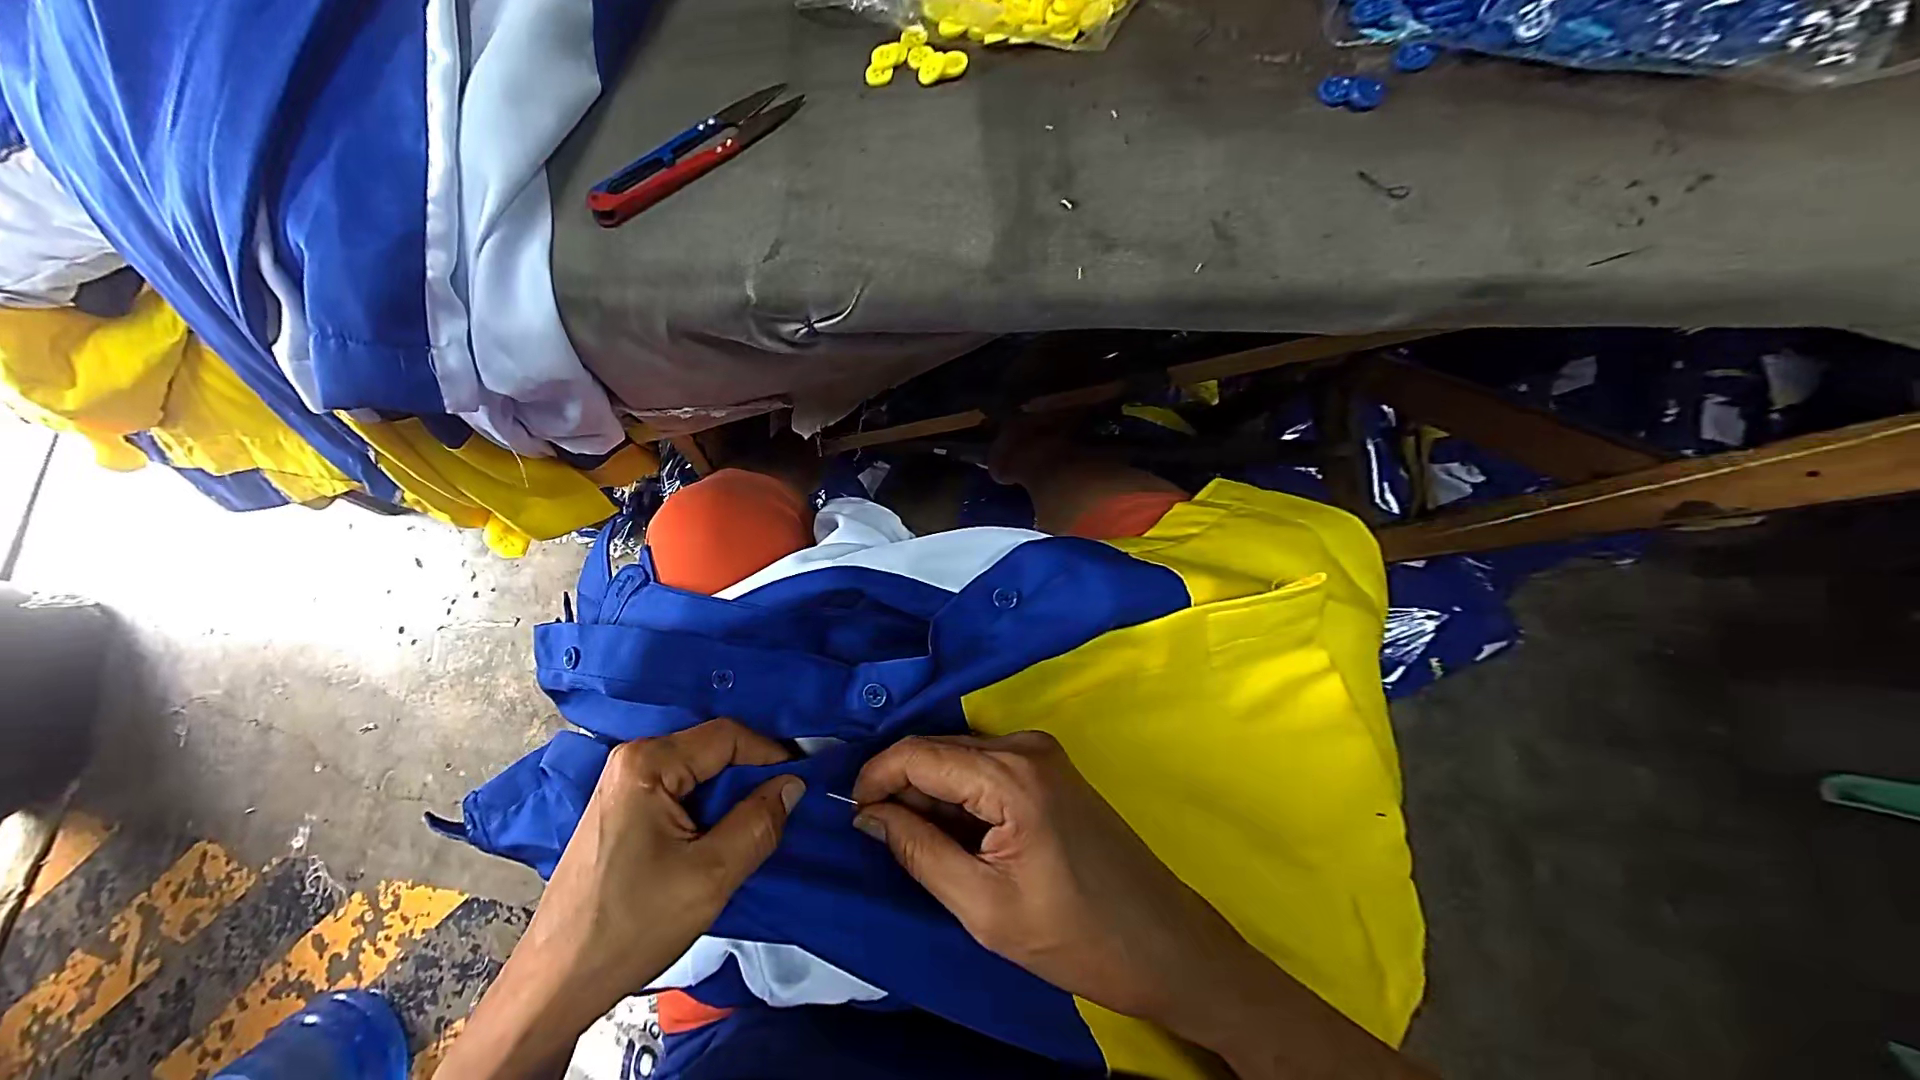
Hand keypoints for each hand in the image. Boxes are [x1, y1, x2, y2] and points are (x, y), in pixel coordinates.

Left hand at [438, 718, 802, 1079]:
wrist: (558, 983)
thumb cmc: (632, 925)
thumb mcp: (711, 875)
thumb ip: (759, 822)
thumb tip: (794, 783)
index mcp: (648, 762)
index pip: (728, 736)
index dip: (771, 754)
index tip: (804, 781)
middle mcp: (632, 760)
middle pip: (712, 750)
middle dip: (752, 775)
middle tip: (785, 804)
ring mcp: (623, 784)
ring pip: (698, 772)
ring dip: (731, 794)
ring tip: (760, 820)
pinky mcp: (622, 809)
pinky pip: (680, 790)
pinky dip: (709, 806)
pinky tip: (724, 832)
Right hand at [851, 732, 1433, 1079]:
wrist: (1163, 943)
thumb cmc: (1074, 935)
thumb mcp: (983, 907)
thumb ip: (918, 851)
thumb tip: (868, 814)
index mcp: (1011, 773)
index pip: (917, 753)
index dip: (873, 779)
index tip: (850, 817)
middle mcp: (1025, 745)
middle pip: (937, 751)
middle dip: (901, 790)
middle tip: (884, 842)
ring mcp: (1042, 751)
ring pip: (958, 759)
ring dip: (931, 797)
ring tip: (923, 849)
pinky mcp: (1049, 767)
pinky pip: (984, 768)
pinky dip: (960, 797)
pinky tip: (960, 837)